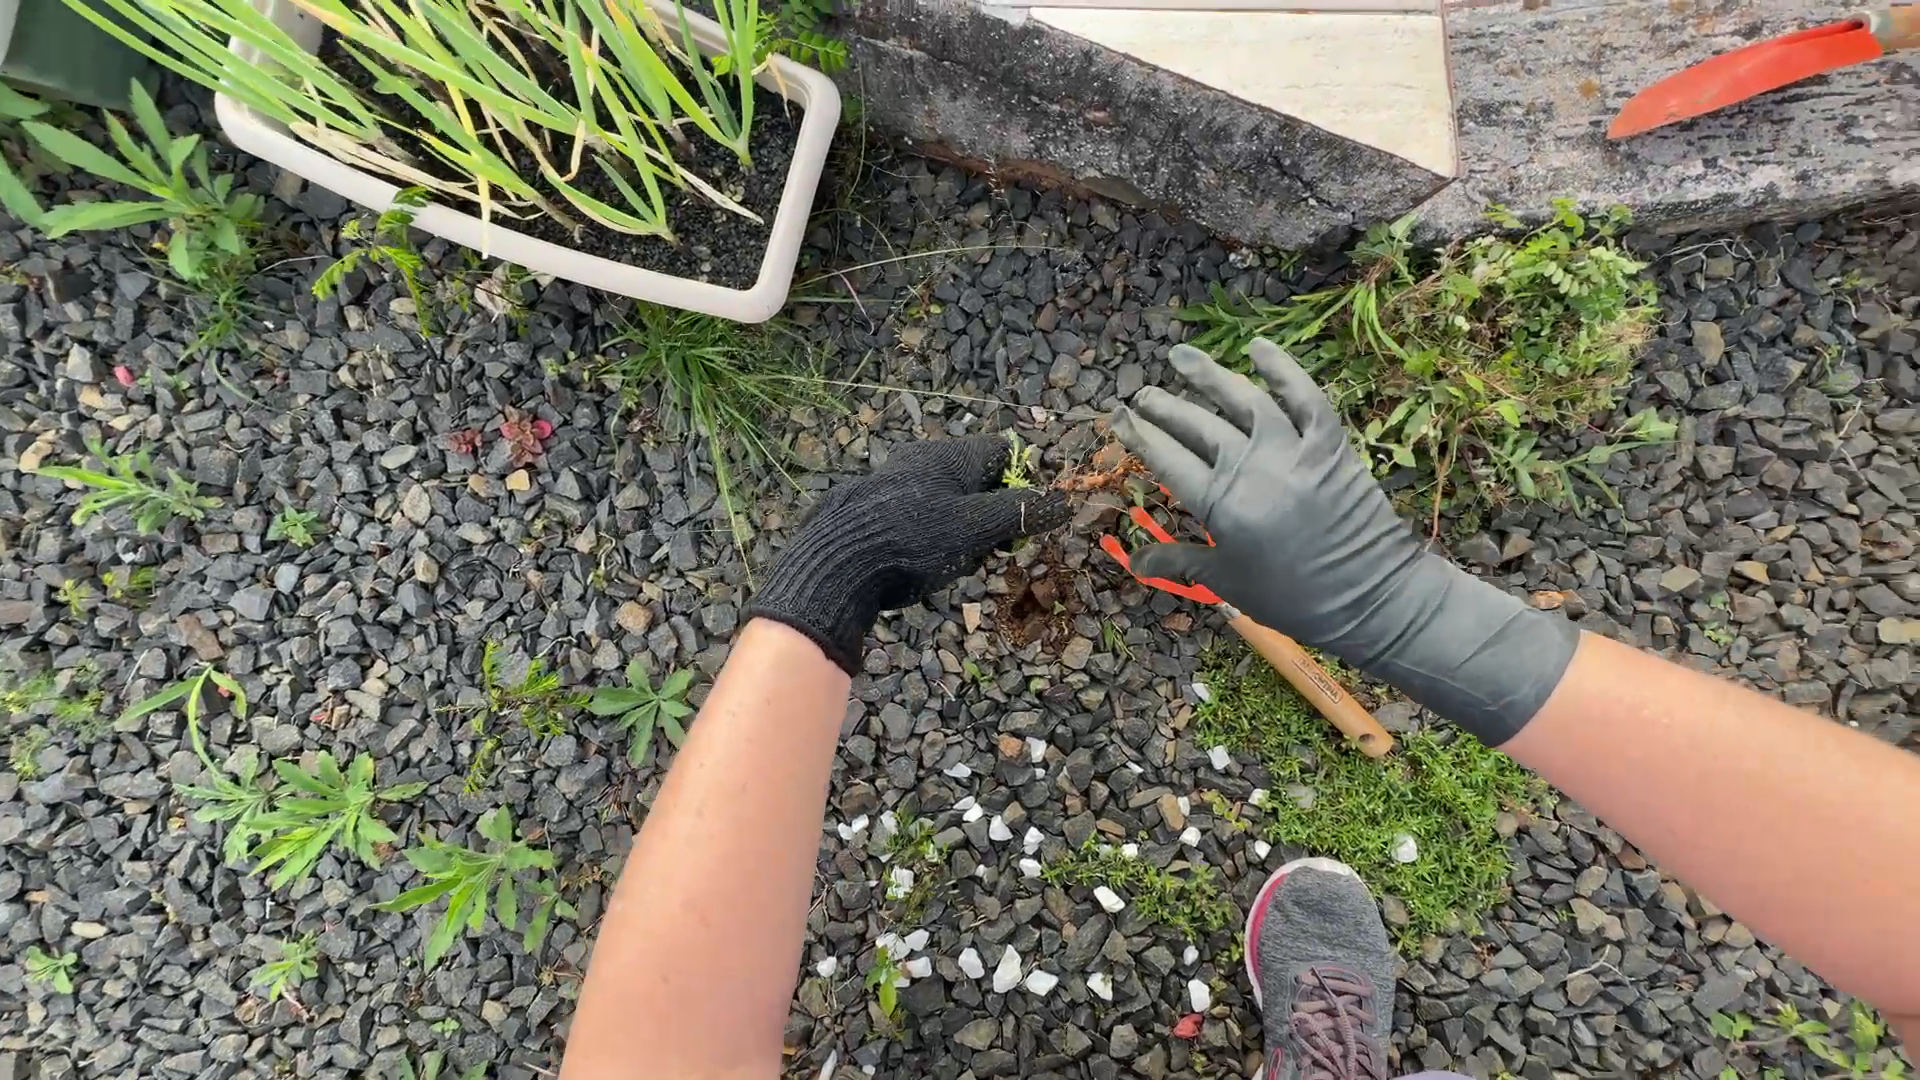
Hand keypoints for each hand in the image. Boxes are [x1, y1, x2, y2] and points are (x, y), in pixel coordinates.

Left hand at [745, 435, 1070, 673]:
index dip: (1021, 483)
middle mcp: (920, 460)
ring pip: (947, 503)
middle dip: (989, 516)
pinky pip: (917, 518)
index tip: (1022, 519)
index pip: (1002, 452)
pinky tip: (918, 564)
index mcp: (949, 455)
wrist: (836, 564)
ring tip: (950, 562)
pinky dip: (929, 538)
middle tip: (986, 550)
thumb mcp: (976, 527)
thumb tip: (1066, 501)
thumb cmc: (914, 540)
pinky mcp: (873, 508)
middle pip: (975, 480)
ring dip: (960, 532)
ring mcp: (894, 483)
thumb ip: (1021, 512)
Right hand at [1111, 340, 1579, 744]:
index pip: (1166, 458)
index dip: (1138, 435)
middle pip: (1196, 425)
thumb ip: (1177, 561)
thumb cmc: (1290, 596)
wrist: (1370, 597)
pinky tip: (1256, 346)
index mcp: (1221, 504)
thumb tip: (1133, 564)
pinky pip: (1303, 395)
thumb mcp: (1226, 580)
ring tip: (1179, 356)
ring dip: (1208, 375)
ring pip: (1242, 400)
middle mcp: (1252, 467)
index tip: (1118, 418)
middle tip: (1141, 395)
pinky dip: (1282, 368)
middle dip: (1163, 406)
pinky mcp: (1329, 443)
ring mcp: (1293, 450)